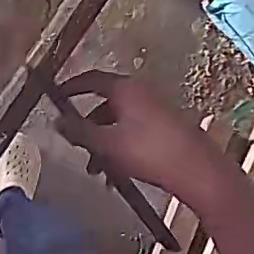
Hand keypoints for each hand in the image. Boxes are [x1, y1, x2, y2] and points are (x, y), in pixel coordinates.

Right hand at [54, 71, 233, 208]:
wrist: (198, 171)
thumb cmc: (150, 152)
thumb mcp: (106, 143)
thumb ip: (78, 131)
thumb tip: (56, 121)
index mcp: (126, 90)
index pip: (92, 79)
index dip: (72, 86)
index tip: (57, 95)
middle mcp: (141, 94)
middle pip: (104, 105)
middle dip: (87, 128)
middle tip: (76, 145)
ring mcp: (156, 111)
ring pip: (118, 123)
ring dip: (103, 145)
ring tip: (98, 170)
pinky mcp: (166, 128)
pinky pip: (133, 133)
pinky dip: (120, 149)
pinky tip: (117, 174)